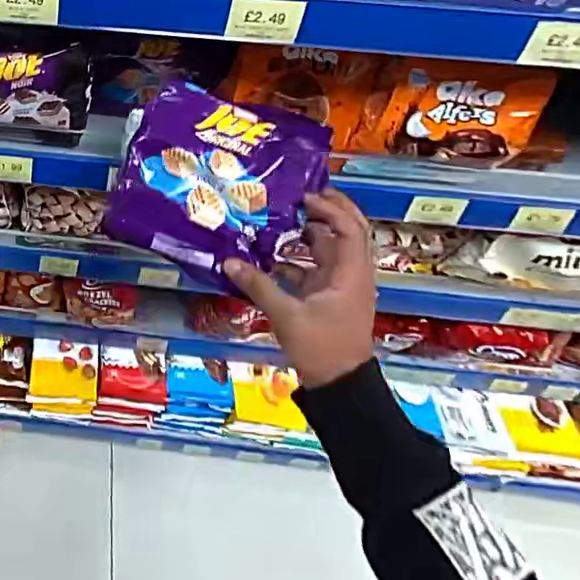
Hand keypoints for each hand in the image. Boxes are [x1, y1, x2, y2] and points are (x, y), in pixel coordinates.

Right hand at [223, 188, 377, 387]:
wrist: (341, 387)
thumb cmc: (322, 348)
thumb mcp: (287, 316)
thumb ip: (258, 285)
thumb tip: (228, 261)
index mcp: (351, 275)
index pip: (349, 229)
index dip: (328, 209)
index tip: (301, 197)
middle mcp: (350, 274)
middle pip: (347, 231)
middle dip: (327, 210)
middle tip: (299, 193)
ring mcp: (339, 285)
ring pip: (328, 248)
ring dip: (308, 231)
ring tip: (278, 217)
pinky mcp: (326, 296)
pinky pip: (311, 266)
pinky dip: (294, 256)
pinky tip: (269, 253)